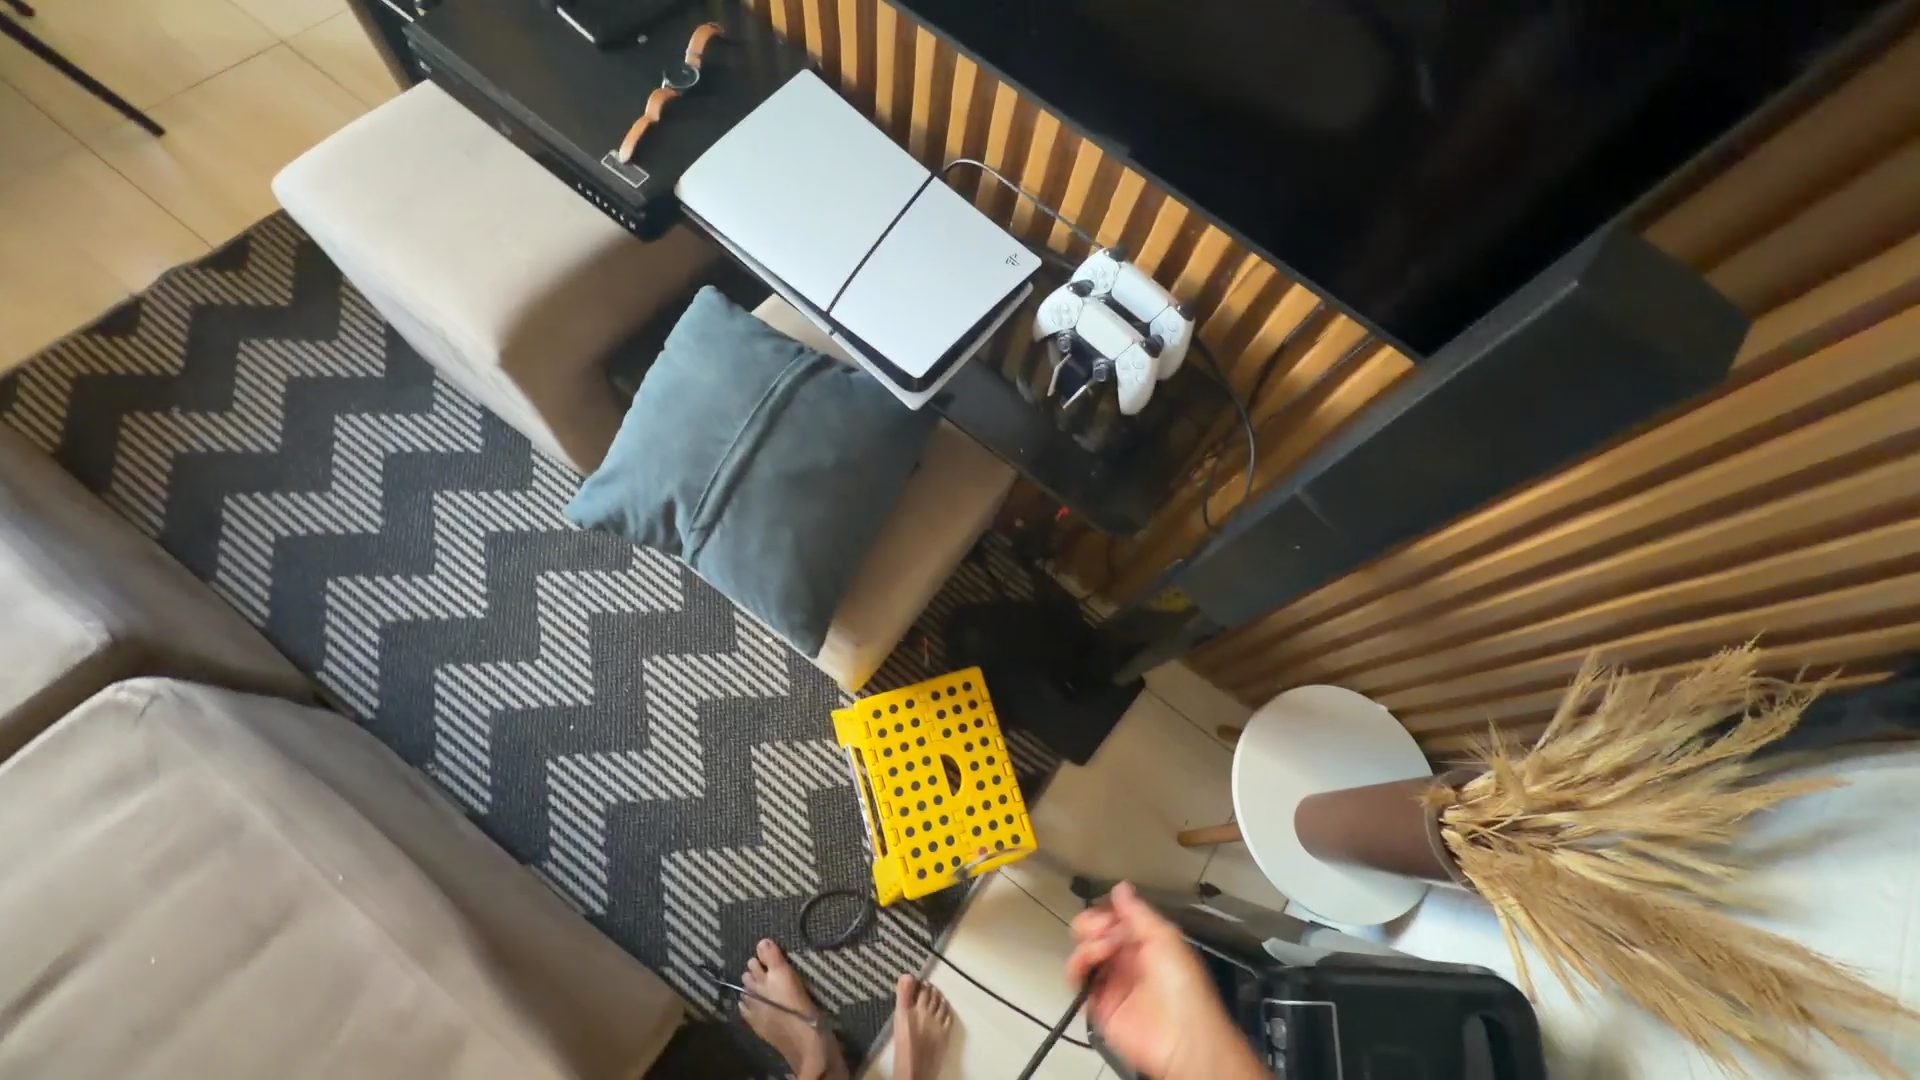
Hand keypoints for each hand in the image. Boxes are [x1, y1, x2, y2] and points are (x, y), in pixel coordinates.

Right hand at [1066, 882, 1266, 1079]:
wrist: (1183, 1038)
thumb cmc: (1180, 982)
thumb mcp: (1165, 937)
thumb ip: (1137, 912)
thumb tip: (1120, 887)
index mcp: (1144, 943)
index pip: (1115, 918)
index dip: (1107, 910)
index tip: (1108, 909)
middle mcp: (1125, 960)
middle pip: (1095, 932)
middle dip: (1092, 923)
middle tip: (1100, 927)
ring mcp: (1111, 982)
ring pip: (1084, 952)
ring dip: (1087, 942)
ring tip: (1103, 947)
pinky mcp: (1097, 1005)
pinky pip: (1078, 979)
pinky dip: (1077, 964)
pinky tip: (1090, 959)